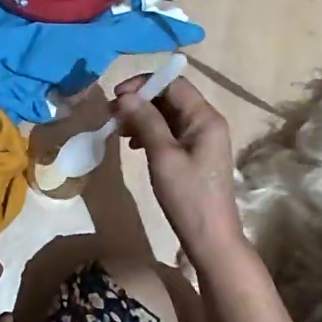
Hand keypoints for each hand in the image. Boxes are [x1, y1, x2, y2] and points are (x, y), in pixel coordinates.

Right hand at [113, 77, 245, 260]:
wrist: (210, 237)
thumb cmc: (187, 196)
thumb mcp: (163, 156)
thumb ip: (146, 122)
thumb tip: (125, 97)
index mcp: (205, 118)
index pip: (173, 83)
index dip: (143, 84)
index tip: (115, 97)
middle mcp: (207, 122)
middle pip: (170, 97)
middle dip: (139, 101)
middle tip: (111, 115)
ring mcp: (202, 139)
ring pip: (168, 115)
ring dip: (142, 117)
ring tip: (118, 130)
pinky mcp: (195, 154)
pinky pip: (170, 132)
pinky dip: (150, 132)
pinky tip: (133, 145)